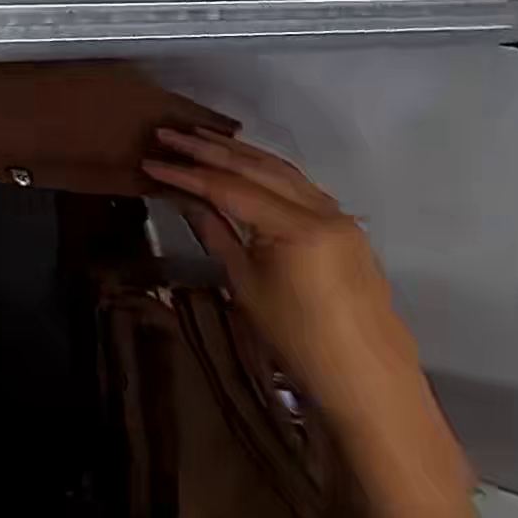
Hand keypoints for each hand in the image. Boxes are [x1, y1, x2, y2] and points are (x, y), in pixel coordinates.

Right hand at [143, 129, 419, 402]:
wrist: (368, 384)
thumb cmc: (298, 338)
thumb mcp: (245, 283)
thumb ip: (216, 231)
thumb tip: (186, 197)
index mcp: (298, 228)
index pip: (229, 187)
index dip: (185, 174)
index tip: (149, 162)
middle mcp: (323, 211)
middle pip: (255, 168)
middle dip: (207, 149)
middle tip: (167, 134)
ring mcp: (338, 216)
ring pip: (279, 169)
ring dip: (235, 151)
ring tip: (197, 136)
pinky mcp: (343, 226)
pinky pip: (296, 183)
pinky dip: (263, 167)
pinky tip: (241, 160)